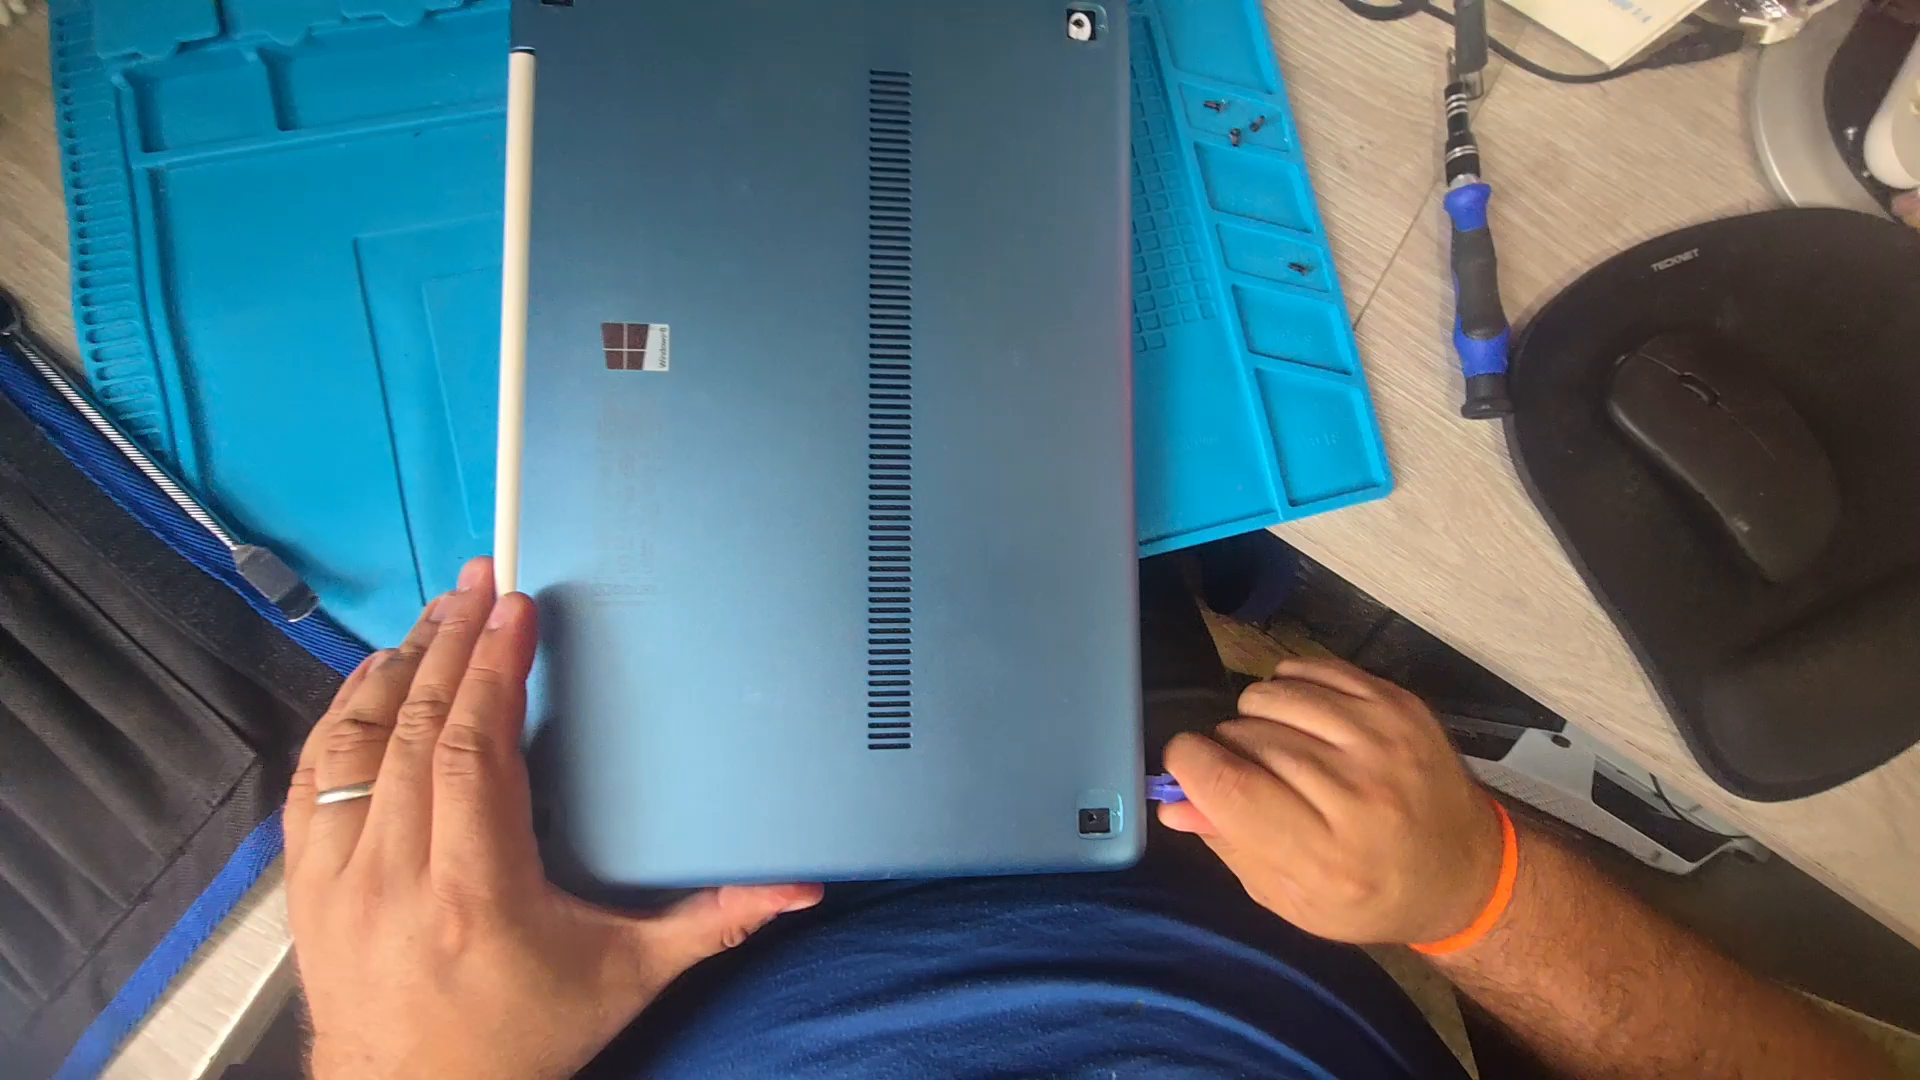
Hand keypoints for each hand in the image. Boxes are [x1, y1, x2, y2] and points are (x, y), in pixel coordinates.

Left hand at [286, 557, 821, 1079]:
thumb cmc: (529, 1036)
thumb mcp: (633, 977)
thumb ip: (715, 923)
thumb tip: (801, 889)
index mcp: (474, 890)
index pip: (475, 752)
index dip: (493, 672)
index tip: (516, 612)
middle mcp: (390, 877)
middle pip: (414, 731)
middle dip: (450, 644)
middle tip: (480, 581)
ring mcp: (334, 882)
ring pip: (354, 745)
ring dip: (397, 667)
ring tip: (436, 611)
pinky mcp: (306, 889)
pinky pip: (311, 779)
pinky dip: (345, 714)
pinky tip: (378, 676)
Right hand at [1159, 657, 1501, 945]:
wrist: (1467, 871)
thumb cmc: (1367, 894)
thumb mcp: (1289, 897)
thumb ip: (1227, 842)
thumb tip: (1172, 803)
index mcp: (1326, 854)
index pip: (1227, 782)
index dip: (1187, 764)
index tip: (1186, 769)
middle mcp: (1357, 792)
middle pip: (1242, 735)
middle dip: (1226, 749)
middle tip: (1251, 775)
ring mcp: (1382, 738)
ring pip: (1267, 696)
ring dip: (1256, 719)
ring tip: (1282, 747)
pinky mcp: (1395, 702)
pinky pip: (1302, 669)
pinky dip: (1288, 690)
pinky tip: (1306, 722)